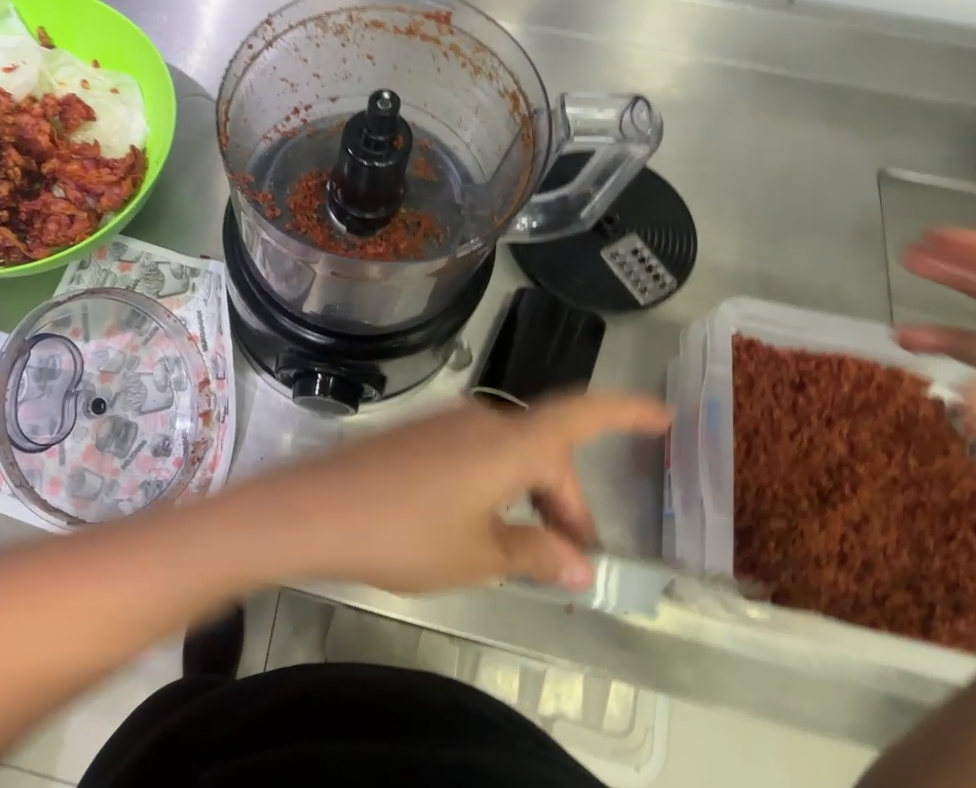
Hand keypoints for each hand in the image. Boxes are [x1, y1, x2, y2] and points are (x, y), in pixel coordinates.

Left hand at [226, 391, 669, 593]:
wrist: (312, 509)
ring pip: (507, 452)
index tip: (664, 414)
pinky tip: (474, 524)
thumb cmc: (405, 533)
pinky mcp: (411, 435)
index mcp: (510, 442)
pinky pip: (472, 453)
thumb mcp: (479, 555)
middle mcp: (480, 420)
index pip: (584, 415)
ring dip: (527, 493)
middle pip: (544, 448)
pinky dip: (492, 483)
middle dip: (565, 498)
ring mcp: (441, 423)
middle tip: (570, 555)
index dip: (627, 411)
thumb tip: (579, 563)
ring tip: (522, 547)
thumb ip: (535, 552)